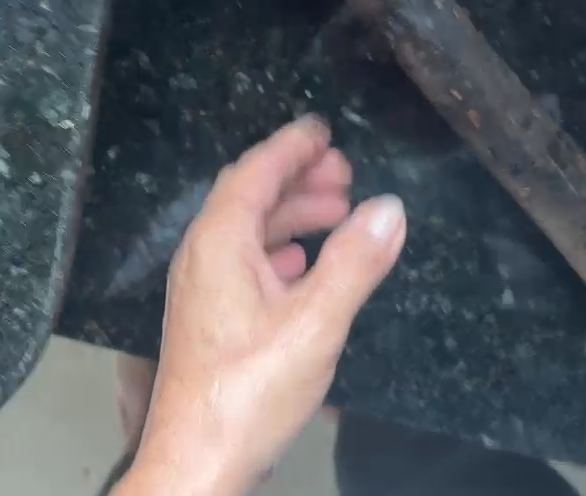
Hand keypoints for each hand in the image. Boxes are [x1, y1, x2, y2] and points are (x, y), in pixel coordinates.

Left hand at [115, 117, 405, 495]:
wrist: (196, 457)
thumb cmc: (251, 387)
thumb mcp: (315, 323)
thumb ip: (353, 262)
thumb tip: (389, 206)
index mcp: (219, 238)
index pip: (255, 170)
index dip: (289, 145)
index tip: (321, 127)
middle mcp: (203, 249)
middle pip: (250, 194)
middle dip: (296, 177)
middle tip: (345, 171)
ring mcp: (201, 281)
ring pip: (248, 228)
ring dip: (290, 214)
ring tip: (339, 211)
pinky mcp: (207, 311)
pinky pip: (244, 258)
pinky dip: (277, 248)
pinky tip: (303, 262)